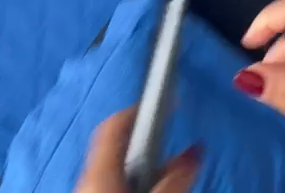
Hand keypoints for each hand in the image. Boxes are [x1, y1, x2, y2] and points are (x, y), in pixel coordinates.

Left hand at [72, 107, 199, 192]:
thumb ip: (176, 180)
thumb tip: (196, 151)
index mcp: (98, 172)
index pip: (114, 125)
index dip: (140, 108)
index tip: (169, 101)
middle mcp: (87, 183)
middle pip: (119, 153)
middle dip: (153, 146)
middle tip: (183, 146)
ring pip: (119, 178)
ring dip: (150, 173)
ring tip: (179, 176)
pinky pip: (116, 191)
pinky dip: (139, 188)